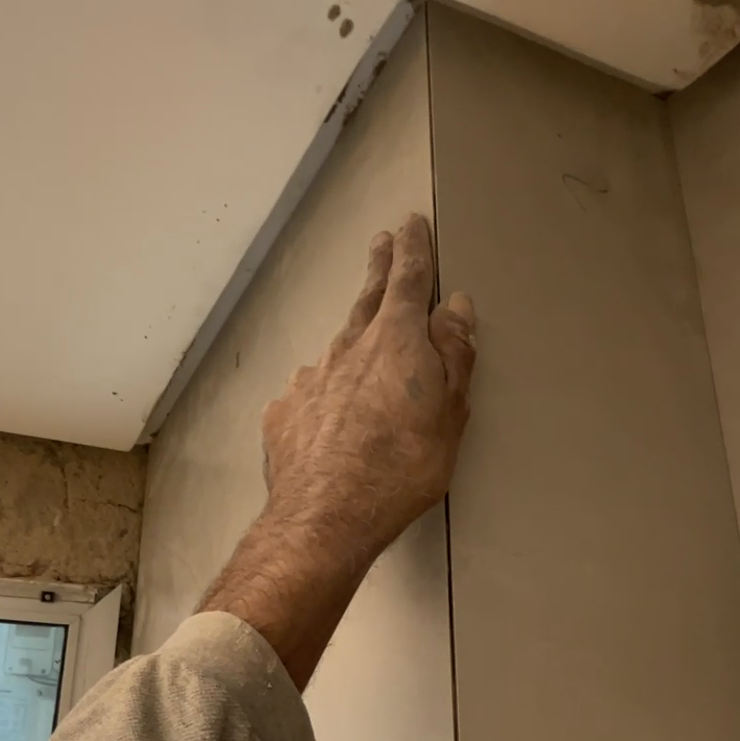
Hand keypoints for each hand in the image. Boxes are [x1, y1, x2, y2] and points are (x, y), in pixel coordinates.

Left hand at [199, 214, 476, 687]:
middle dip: (379, 268)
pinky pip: (311, 390)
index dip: (413, 249)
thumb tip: (455, 307)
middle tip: (382, 243)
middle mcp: (347, 348)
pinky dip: (325, 392)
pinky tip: (329, 415)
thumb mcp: (447, 415)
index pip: (407, 279)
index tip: (412, 224)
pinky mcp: (284, 410)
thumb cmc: (401, 470)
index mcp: (394, 342)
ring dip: (353, 338)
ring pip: (337, 348)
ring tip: (363, 346)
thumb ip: (452, 357)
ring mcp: (309, 377)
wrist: (324, 516)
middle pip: (366, 299)